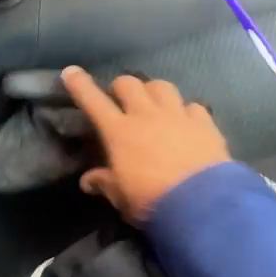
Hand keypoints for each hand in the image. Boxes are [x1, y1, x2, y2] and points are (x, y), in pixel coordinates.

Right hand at [60, 67, 230, 223]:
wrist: (201, 204)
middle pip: (129, 84)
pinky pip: (193, 105)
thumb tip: (88, 180)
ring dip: (153, 91)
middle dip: (121, 87)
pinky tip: (187, 120)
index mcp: (120, 132)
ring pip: (161, 86)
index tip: (71, 72)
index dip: (80, 85)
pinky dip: (187, 110)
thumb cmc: (152, 202)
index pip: (94, 101)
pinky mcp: (203, 123)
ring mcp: (177, 115)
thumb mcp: (122, 197)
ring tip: (154, 102)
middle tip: (121, 99)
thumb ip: (105, 183)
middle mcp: (146, 115)